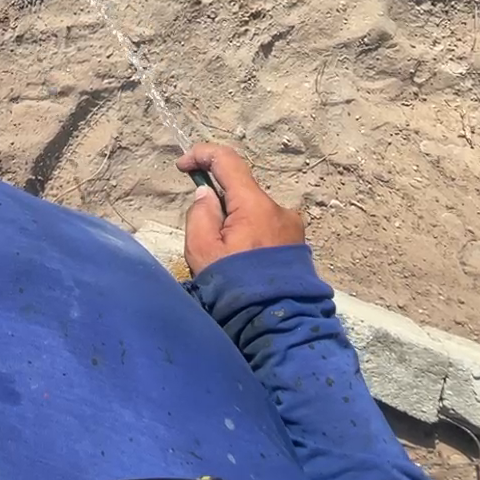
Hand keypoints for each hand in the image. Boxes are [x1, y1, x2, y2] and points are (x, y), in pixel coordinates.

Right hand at [178, 144, 306, 274]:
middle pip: (240, 189)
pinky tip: (242, 259)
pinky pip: (265, 225)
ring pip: (253, 209)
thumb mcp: (201, 248)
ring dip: (234, 219)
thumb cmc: (234, 284)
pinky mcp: (297, 244)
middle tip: (204, 232)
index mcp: (255, 205)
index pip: (227, 160)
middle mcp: (279, 209)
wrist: (279, 326)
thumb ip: (200, 212)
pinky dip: (249, 231)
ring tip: (224, 254)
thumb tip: (208, 194)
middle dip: (218, 200)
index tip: (182, 167)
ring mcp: (292, 227)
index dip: (201, 154)